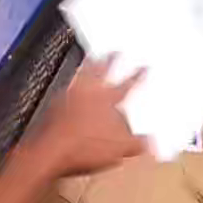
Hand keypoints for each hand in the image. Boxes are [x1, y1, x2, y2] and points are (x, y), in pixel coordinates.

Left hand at [15, 57, 145, 178]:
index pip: (128, 84)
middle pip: (102, 71)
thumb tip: (152, 141)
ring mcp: (69, 97)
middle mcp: (88, 93)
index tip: (145, 65)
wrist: (51, 152)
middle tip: (116, 50)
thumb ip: (137, 142)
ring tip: (91, 60)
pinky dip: (72, 86)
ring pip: (82, 76)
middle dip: (111, 60)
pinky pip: (66, 90)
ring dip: (89, 67)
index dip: (138, 75)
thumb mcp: (119, 149)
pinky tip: (71, 89)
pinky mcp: (54, 107)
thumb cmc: (85, 149)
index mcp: (108, 100)